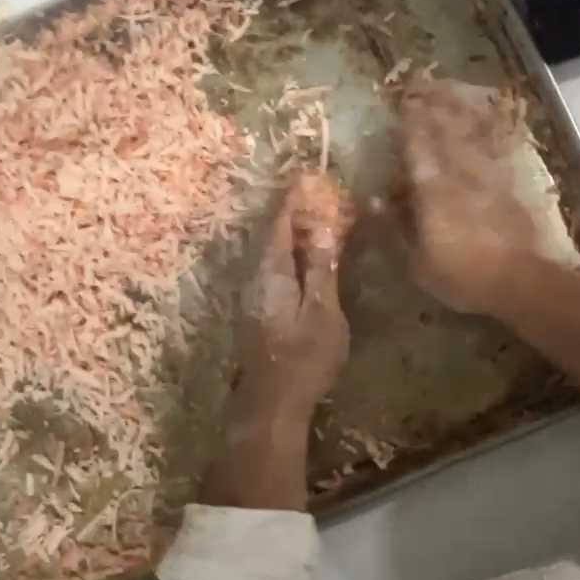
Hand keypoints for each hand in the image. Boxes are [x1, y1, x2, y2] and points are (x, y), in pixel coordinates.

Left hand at [233, 173, 351, 428]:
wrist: (273, 403)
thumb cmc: (304, 357)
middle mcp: (257, 278)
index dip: (295, 200)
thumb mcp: (323, 311)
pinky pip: (276, 271)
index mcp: (272, 272)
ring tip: (319, 225)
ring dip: (296, 238)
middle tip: (320, 198)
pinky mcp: (261, 313)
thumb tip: (323, 227)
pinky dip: (294, 258)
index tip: (308, 177)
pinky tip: (309, 264)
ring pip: (275, 255)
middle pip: (275, 237)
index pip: (281, 224)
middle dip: (296, 215)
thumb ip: (322, 268)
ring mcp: (256, 297)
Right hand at [394, 81, 540, 314]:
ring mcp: (488, 176)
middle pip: (445, 130)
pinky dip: (486, 130)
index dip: (410, 120)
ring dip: (458, 109)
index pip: (417, 146)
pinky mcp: (509, 185)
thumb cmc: (461, 276)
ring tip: (449, 90)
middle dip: (432, 105)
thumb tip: (372, 199)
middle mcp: (460, 174)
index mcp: (432, 191)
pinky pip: (494, 147)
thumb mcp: (416, 262)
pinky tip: (483, 120)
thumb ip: (394, 227)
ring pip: (471, 133)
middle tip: (422, 83)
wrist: (518, 280)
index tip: (403, 98)